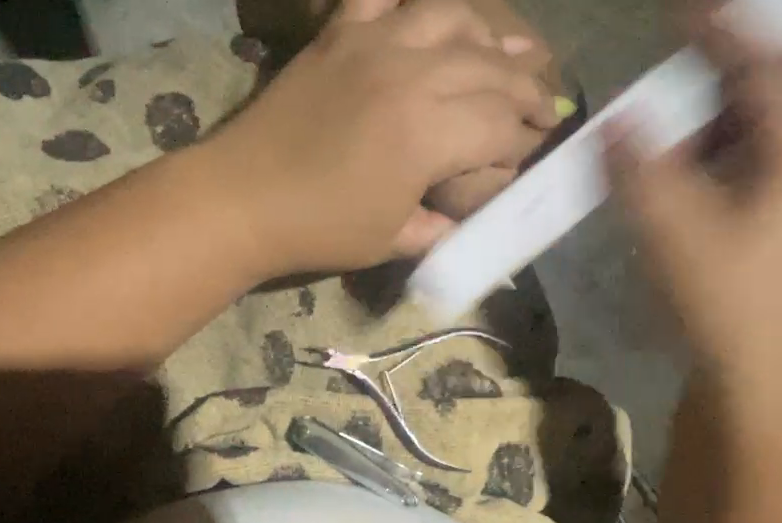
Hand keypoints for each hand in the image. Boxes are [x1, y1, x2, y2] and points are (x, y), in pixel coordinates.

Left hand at [211, 0, 557, 272]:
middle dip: (524, 84)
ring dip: (488, 32)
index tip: (537, 147)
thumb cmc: (317, 230)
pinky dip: (415, 1)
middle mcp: (413, 72)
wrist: (241, 199)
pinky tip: (432, 14)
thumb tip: (468, 225)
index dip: (525, 137)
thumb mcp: (387, 241)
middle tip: (540, 101)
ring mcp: (376, 41)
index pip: (500, 122)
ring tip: (504, 52)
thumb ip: (437, 227)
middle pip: (490, 65)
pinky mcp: (341, 30)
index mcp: (430, 133)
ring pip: (453, 16)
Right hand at [608, 13, 781, 370]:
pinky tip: (670, 165)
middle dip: (714, 69)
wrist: (752, 372)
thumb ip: (642, 169)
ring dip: (704, 115)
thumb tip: (616, 121)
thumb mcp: (675, 230)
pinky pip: (739, 162)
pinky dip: (703, 153)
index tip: (681, 8)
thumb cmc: (723, 299)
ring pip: (750, 129)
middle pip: (766, 91)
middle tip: (666, 56)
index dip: (725, 30)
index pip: (769, 64)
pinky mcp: (771, 222)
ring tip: (659, 111)